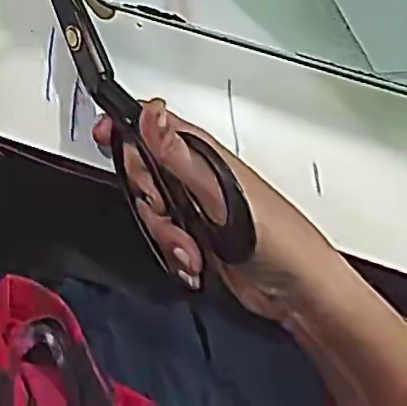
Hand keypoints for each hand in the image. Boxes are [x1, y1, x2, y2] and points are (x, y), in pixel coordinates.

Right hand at [95, 99, 347, 321]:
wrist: (303, 296)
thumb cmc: (278, 237)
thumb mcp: (218, 190)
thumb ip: (176, 152)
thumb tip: (149, 110)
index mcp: (197, 150)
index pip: (146, 123)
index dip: (121, 127)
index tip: (103, 135)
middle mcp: (192, 172)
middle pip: (138, 166)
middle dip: (144, 194)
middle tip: (163, 205)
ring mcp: (191, 202)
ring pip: (146, 205)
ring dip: (163, 230)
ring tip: (189, 245)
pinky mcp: (192, 232)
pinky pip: (160, 234)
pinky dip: (172, 250)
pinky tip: (193, 260)